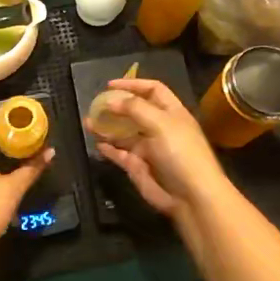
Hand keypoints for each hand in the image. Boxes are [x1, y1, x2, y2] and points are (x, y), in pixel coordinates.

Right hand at [85, 79, 228, 215]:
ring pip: (124, 133)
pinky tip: (96, 143)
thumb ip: (135, 108)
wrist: (191, 195)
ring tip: (88, 122)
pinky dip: (108, 148)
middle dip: (116, 106)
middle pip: (135, 111)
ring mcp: (148, 148)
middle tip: (95, 105)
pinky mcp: (138, 167)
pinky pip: (120, 154)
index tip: (110, 85)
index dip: (133, 84)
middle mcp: (160, 128)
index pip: (153, 90)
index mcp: (172, 112)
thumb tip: (111, 101)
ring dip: (107, 126)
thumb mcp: (160, 123)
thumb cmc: (180, 152)